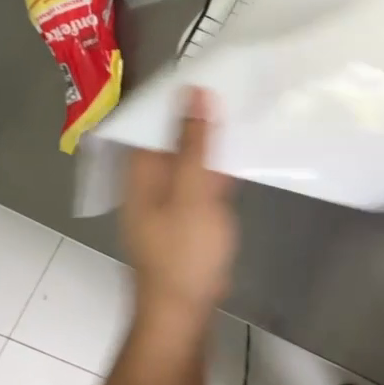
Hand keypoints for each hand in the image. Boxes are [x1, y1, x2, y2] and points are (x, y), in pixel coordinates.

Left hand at [121, 88, 236, 321]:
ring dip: (210, 140)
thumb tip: (194, 91)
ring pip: (188, 158)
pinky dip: (218, 167)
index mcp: (140, 171)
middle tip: (235, 86)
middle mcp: (147, 182)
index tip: (208, 68)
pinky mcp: (186, 219)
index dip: (176, 93)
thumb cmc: (185, 254)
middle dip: (198, 114)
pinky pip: (200, 181)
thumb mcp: (193, 193)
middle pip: (170, 136)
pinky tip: (242, 157)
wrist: (183, 315)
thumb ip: (194, 143)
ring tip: (244, 112)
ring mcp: (166, 202)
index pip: (151, 118)